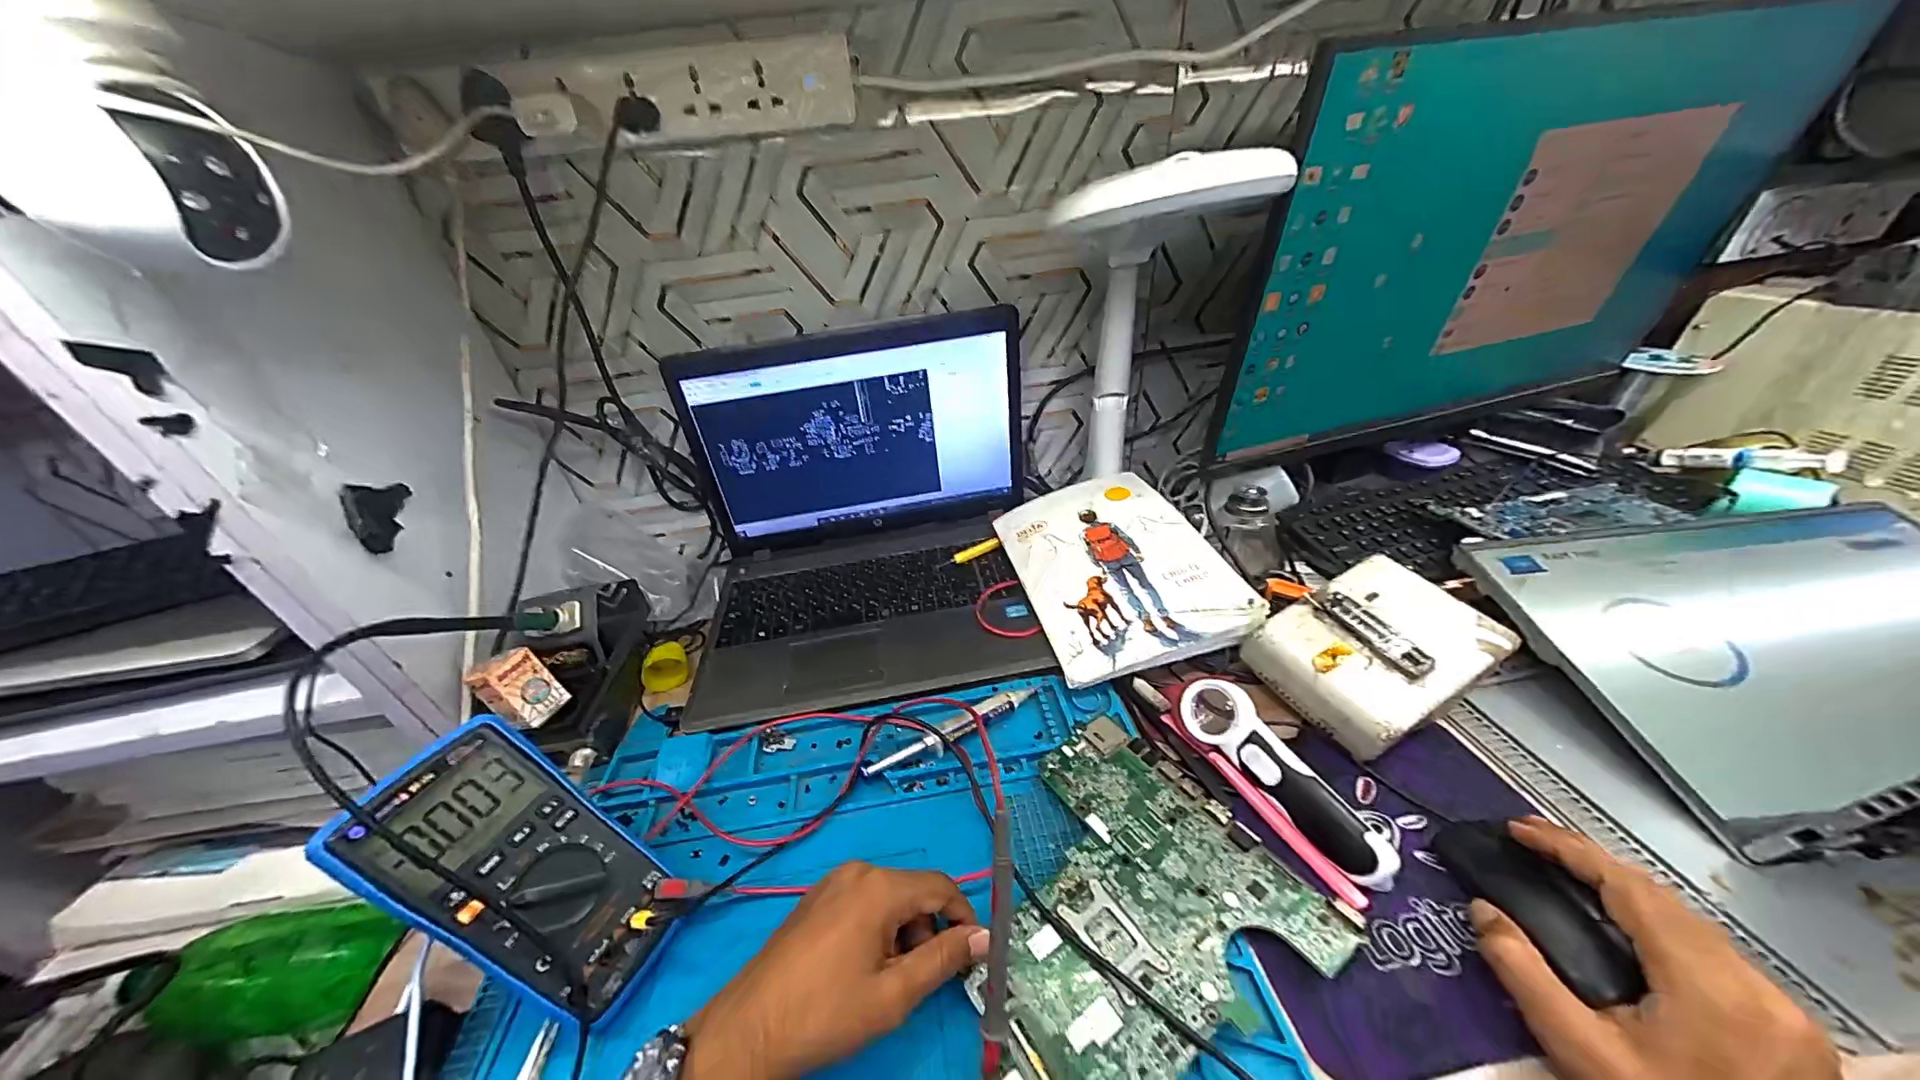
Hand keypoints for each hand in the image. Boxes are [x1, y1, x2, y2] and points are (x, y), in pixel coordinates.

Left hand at [683, 862, 989, 1079]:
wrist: (748, 1029)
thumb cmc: (825, 1013)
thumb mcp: (894, 993)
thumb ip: (943, 959)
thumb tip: (984, 937)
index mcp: (879, 887)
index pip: (941, 887)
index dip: (964, 919)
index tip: (971, 955)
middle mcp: (857, 871)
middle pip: (914, 892)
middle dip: (928, 931)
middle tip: (921, 978)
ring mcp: (833, 882)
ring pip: (890, 898)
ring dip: (902, 933)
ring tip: (887, 979)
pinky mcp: (817, 897)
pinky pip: (864, 901)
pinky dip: (877, 928)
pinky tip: (861, 966)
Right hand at [1471, 817, 1836, 1079]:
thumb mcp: (1578, 1049)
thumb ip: (1523, 973)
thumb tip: (1483, 910)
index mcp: (1711, 987)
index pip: (1630, 889)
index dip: (1570, 849)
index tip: (1518, 828)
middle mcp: (1760, 988)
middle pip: (1664, 900)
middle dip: (1593, 863)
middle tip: (1532, 844)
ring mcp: (1786, 1012)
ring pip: (1690, 924)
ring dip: (1625, 893)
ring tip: (1567, 875)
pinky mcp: (1792, 1032)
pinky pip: (1711, 952)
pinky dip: (1657, 925)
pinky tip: (1625, 928)